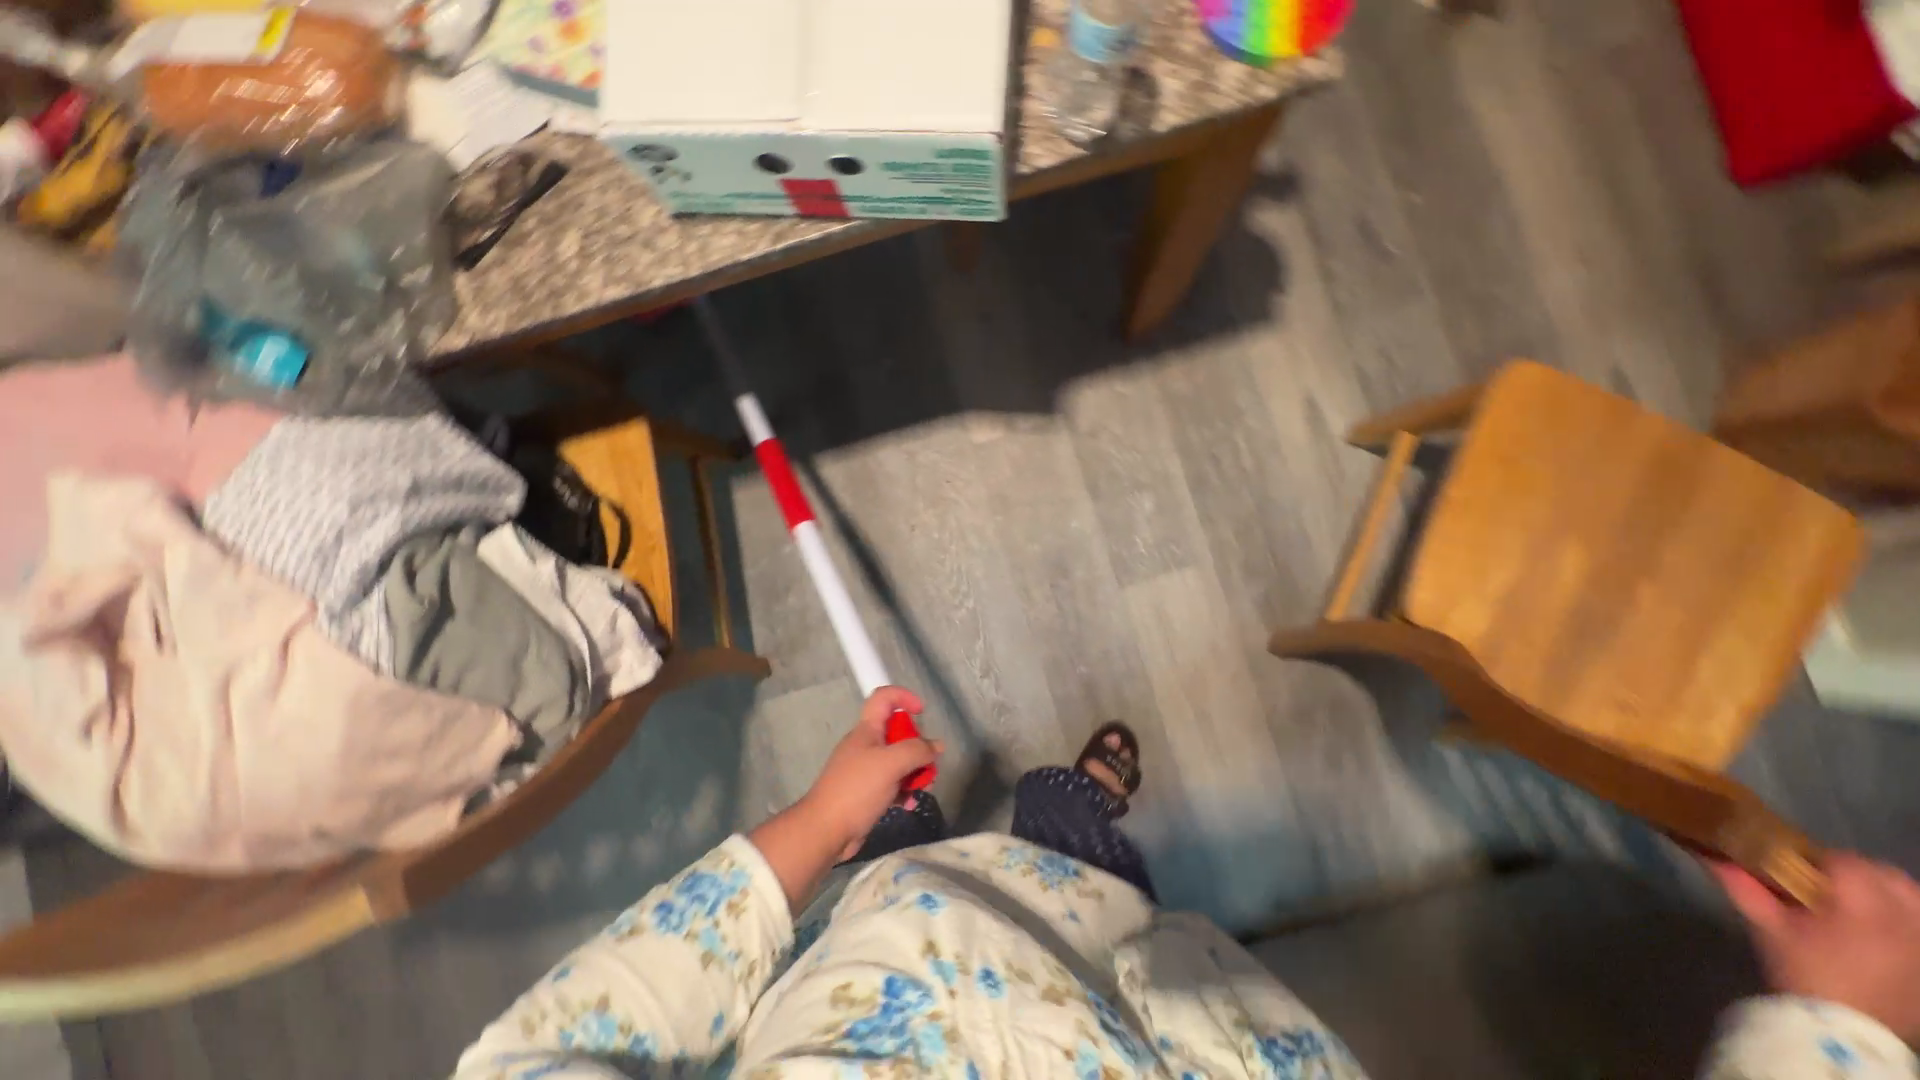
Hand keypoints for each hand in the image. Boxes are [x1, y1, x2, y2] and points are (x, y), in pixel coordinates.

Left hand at [797, 687, 942, 858]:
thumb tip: (936, 747)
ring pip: (898, 762)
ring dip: (913, 773)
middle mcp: (865, 746)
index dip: (904, 697)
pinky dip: (902, 791)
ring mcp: (865, 770)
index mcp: (867, 730)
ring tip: (921, 790)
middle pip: (897, 734)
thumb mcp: (891, 764)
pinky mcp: (866, 793)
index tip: (922, 712)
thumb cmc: (857, 789)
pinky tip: (907, 805)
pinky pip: (892, 784)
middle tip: (928, 766)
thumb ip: (917, 751)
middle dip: (918, 748)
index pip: (883, 698)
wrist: (826, 830)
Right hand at [1714, 855, 1919, 1037]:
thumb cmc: (1802, 973)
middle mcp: (1903, 920)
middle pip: (1887, 874)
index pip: (1845, 862)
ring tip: (1858, 905)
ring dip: (1886, 892)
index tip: (1797, 871)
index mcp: (1861, 908)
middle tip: (1827, 886)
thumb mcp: (1768, 930)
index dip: (1818, 861)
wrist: (1843, 1028)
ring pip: (1913, 897)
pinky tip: (1882, 929)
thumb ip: (1744, 890)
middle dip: (1857, 873)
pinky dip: (1905, 917)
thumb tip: (1714, 858)